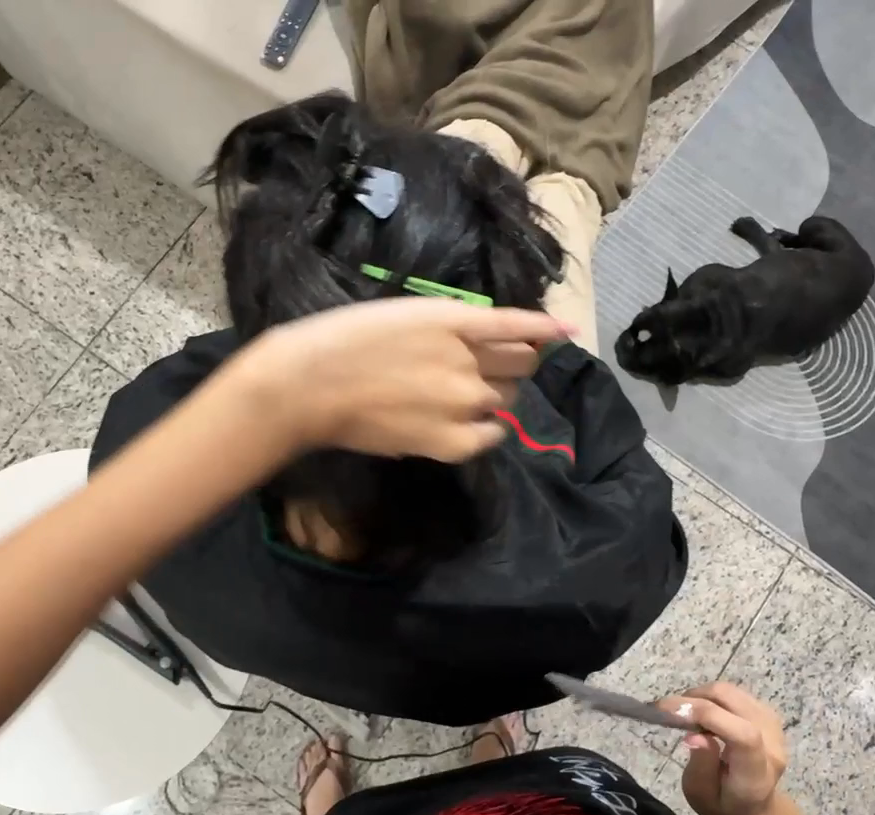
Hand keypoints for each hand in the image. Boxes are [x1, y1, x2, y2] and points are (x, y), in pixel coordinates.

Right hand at [223, 298, 572, 460]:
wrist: (309, 386)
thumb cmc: (342, 340)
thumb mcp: (400, 314)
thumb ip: (446, 327)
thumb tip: (482, 343)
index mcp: (453, 320)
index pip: (518, 324)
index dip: (545, 328)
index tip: (564, 330)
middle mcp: (469, 359)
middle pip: (522, 364)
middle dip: (515, 362)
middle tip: (492, 367)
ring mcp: (463, 402)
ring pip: (508, 398)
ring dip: (498, 394)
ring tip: (467, 396)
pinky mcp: (452, 441)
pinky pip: (493, 435)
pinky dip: (488, 428)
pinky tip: (469, 425)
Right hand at [661, 683, 791, 814]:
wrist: (757, 809)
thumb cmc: (723, 806)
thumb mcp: (700, 796)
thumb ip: (700, 766)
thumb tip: (695, 736)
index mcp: (755, 773)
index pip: (742, 734)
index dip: (707, 715)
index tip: (670, 712)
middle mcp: (772, 745)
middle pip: (734, 702)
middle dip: (695, 699)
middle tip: (668, 711)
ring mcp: (774, 727)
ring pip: (732, 693)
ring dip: (702, 695)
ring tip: (685, 713)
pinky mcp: (768, 716)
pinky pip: (736, 695)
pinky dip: (713, 697)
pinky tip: (703, 713)